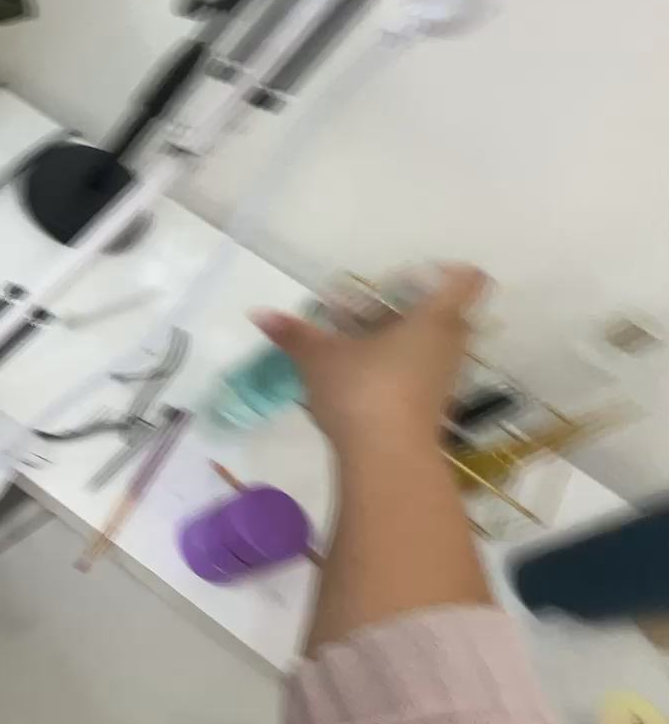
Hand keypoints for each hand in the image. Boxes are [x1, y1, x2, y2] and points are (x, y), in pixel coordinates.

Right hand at [253, 263, 488, 454]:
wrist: (386, 452)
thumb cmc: (362, 390)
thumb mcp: (319, 358)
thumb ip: (293, 334)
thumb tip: (259, 313)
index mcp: (434, 319)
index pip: (464, 278)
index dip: (439, 271)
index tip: (399, 281)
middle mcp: (450, 341)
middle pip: (442, 311)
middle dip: (404, 308)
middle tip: (362, 315)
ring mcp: (444, 374)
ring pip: (429, 342)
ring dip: (397, 339)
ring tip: (353, 347)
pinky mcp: (430, 401)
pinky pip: (419, 369)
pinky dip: (394, 367)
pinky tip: (357, 379)